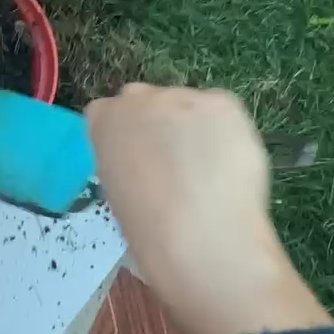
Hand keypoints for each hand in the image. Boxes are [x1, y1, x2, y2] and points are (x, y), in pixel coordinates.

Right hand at [86, 84, 330, 333]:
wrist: (198, 238)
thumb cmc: (148, 228)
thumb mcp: (116, 187)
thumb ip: (126, 159)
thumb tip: (149, 161)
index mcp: (101, 117)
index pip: (113, 111)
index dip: (135, 136)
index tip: (148, 160)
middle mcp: (135, 96)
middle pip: (152, 102)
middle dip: (165, 126)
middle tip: (182, 166)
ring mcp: (178, 95)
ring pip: (191, 107)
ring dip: (199, 130)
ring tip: (213, 174)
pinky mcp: (220, 103)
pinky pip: (225, 114)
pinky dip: (231, 135)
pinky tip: (231, 168)